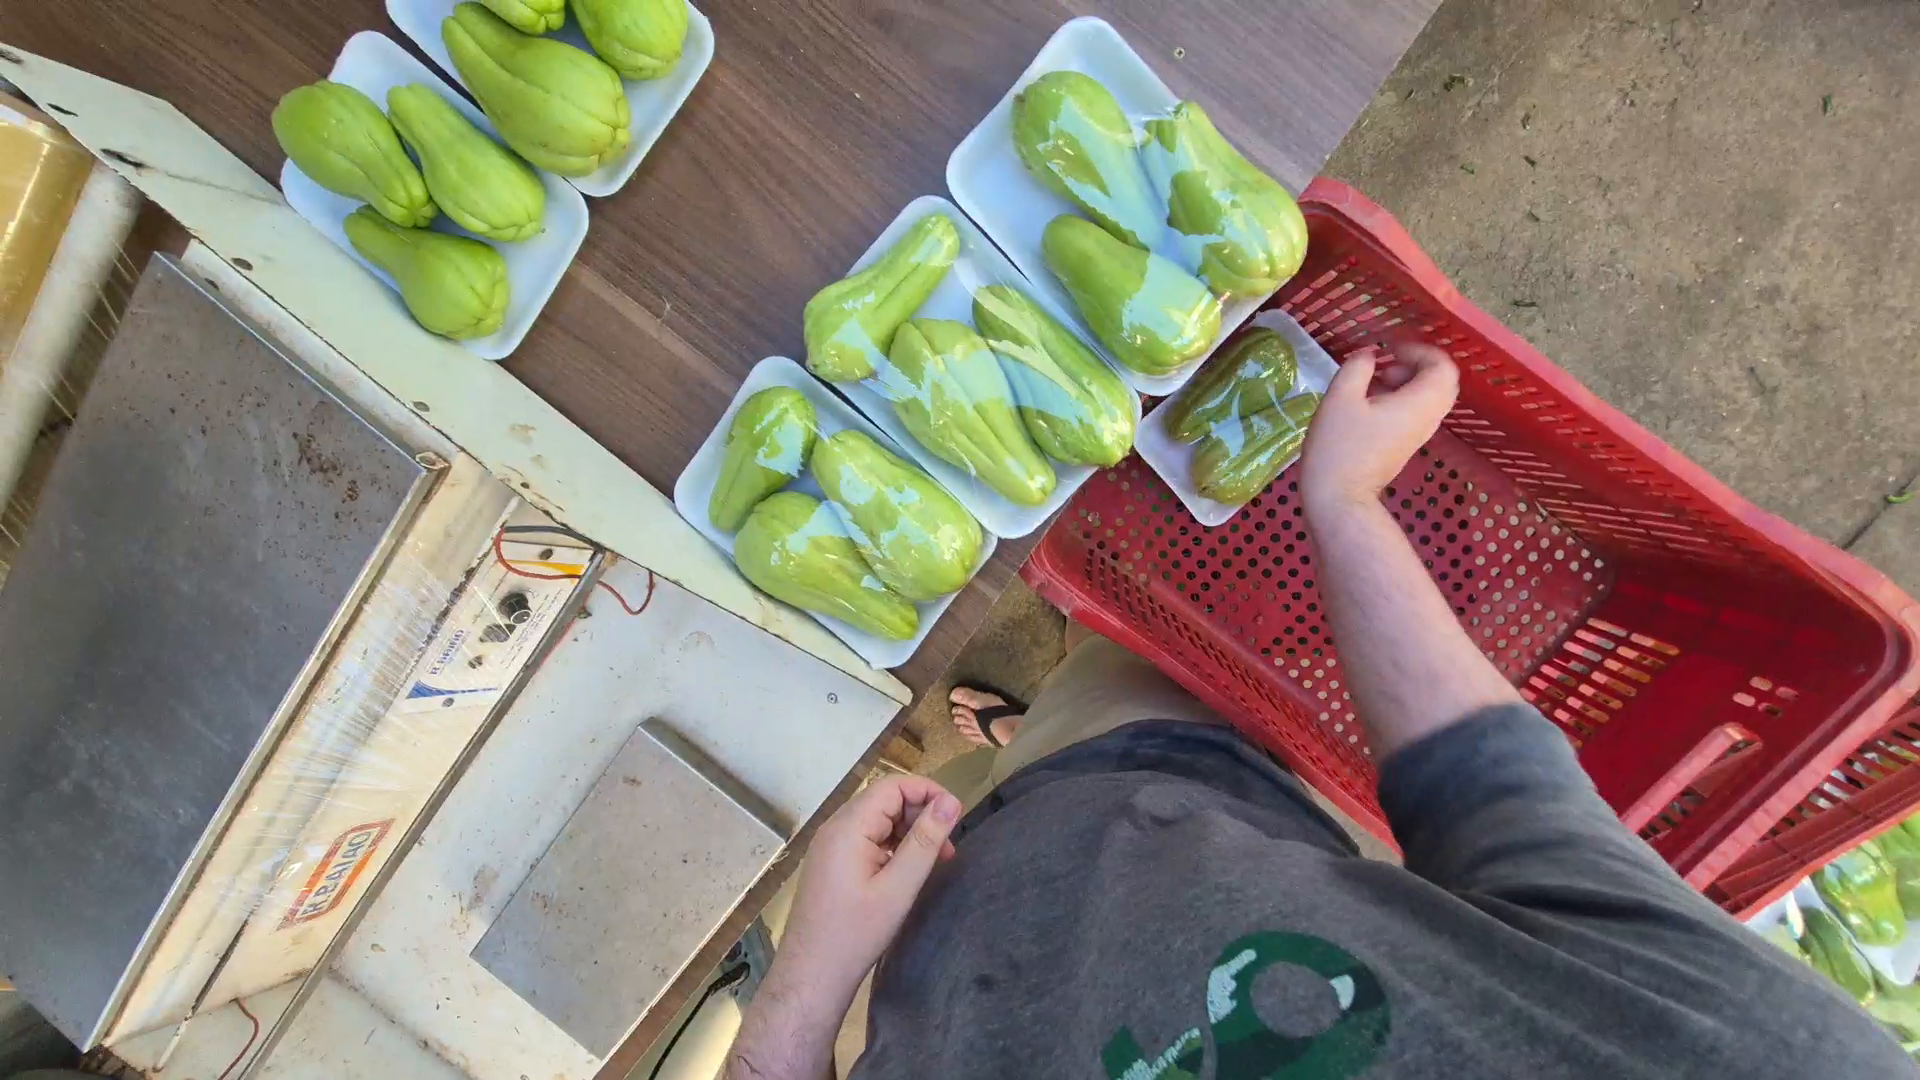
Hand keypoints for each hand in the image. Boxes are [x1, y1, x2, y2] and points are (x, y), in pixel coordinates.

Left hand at [774, 775, 962, 998]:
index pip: (893, 786)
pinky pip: (867, 837)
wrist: (810, 978)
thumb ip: (925, 841)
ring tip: (934, 860)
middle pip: (885, 800)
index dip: (928, 792)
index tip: (956, 816)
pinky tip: (907, 870)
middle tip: (948, 847)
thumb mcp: (898, 888)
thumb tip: (951, 802)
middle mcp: (835, 826)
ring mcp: (830, 844)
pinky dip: (892, 845)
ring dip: (908, 831)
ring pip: (878, 819)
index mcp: (848, 826)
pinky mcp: (831, 861)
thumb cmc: (855, 934)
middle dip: (920, 814)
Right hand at [1301, 343, 1458, 514]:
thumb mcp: (1340, 398)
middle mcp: (1428, 418)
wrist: (1337, 496)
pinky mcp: (1404, 446)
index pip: (1441, 365)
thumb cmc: (1338, 446)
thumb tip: (1367, 355)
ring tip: (1373, 384)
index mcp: (1420, 402)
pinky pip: (1415, 414)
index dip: (1419, 350)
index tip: (1389, 348)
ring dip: (1406, 384)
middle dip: (1416, 366)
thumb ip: (1356, 368)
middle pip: (1441, 382)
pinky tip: (1369, 406)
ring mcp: (1418, 434)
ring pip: (1428, 398)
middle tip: (1386, 365)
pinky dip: (1400, 401)